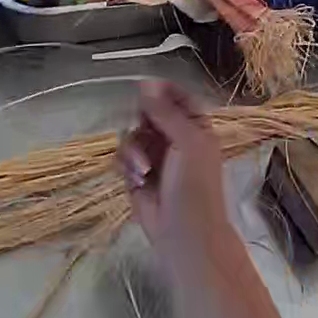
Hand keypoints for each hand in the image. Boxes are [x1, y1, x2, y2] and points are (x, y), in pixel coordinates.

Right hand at [116, 83, 236, 270]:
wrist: (184, 234)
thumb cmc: (195, 187)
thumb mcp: (186, 142)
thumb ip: (165, 111)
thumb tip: (146, 83)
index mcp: (194, 127)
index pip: (177, 97)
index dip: (161, 91)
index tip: (144, 89)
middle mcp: (174, 138)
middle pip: (148, 113)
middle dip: (142, 122)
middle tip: (143, 130)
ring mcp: (154, 156)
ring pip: (131, 134)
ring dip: (133, 149)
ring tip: (143, 169)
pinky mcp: (137, 173)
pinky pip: (122, 156)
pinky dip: (127, 165)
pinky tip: (137, 179)